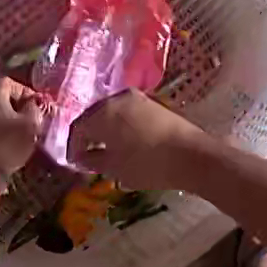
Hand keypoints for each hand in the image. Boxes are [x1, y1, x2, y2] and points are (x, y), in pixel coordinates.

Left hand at [0, 77, 46, 178]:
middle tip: (33, 119)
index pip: (7, 82)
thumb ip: (36, 109)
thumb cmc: (9, 143)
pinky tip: (13, 144)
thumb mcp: (31, 124)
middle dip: (19, 107)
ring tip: (25, 134)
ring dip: (11, 121)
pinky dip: (3, 132)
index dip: (24, 90)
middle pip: (1, 99)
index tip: (36, 104)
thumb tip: (34, 103)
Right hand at [70, 90, 213, 190]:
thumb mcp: (115, 167)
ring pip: (113, 113)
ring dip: (106, 130)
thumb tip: (81, 158)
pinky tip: (127, 143)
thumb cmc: (147, 163)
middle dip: (89, 135)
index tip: (74, 162)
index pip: (78, 127)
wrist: (192, 156)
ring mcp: (139, 99)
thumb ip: (92, 160)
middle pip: (95, 116)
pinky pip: (129, 114)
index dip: (74, 146)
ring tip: (107, 150)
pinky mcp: (155, 105)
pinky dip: (122, 127)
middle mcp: (118, 99)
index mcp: (103, 112)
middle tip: (87, 155)